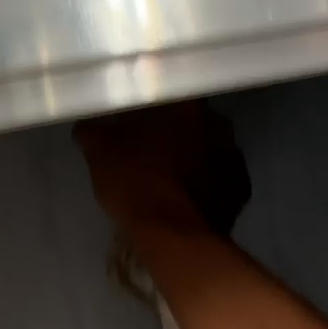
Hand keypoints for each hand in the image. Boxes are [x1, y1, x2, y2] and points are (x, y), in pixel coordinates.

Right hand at [75, 100, 250, 235]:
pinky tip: (184, 197)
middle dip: (173, 130)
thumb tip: (86, 126)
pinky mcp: (241, 191)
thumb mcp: (99, 151)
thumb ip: (92, 130)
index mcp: (186, 106)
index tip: (136, 116)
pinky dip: (205, 184)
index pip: (170, 91)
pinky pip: (219, 178)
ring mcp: (235, 158)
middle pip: (192, 120)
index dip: (151, 104)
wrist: (172, 237)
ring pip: (208, 148)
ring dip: (192, 156)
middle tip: (147, 146)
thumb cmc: (135, 181)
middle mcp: (218, 124)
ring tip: (166, 175)